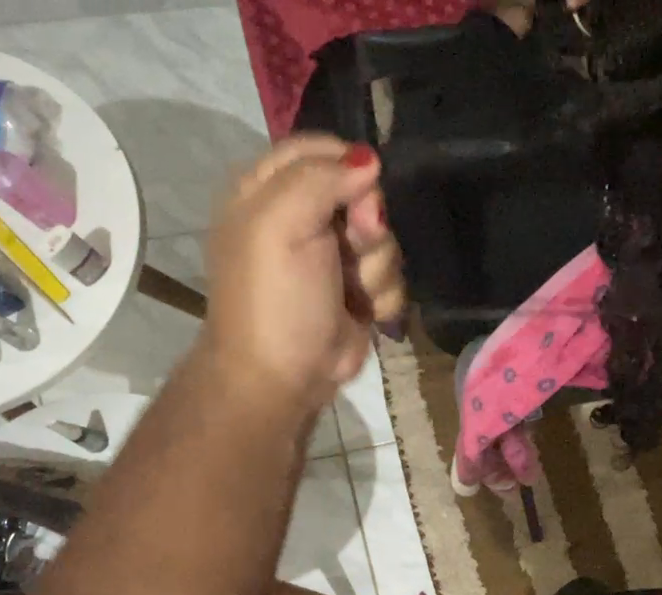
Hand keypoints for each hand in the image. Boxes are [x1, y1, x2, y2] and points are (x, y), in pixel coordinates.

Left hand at [203, 137, 405, 410]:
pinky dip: (384, 297)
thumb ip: (320, 180)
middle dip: (369, 226)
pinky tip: (365, 313)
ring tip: (354, 293)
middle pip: (363, 195)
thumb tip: (369, 159)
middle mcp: (304, 219)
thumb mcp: (281, 224)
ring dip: (377, 268)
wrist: (284, 375)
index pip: (319, 150)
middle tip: (354, 247)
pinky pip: (393, 278)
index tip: (360, 193)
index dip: (348, 167)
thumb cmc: (275, 297)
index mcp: (268, 191)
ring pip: (385, 241)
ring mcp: (335, 259)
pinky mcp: (360, 293)